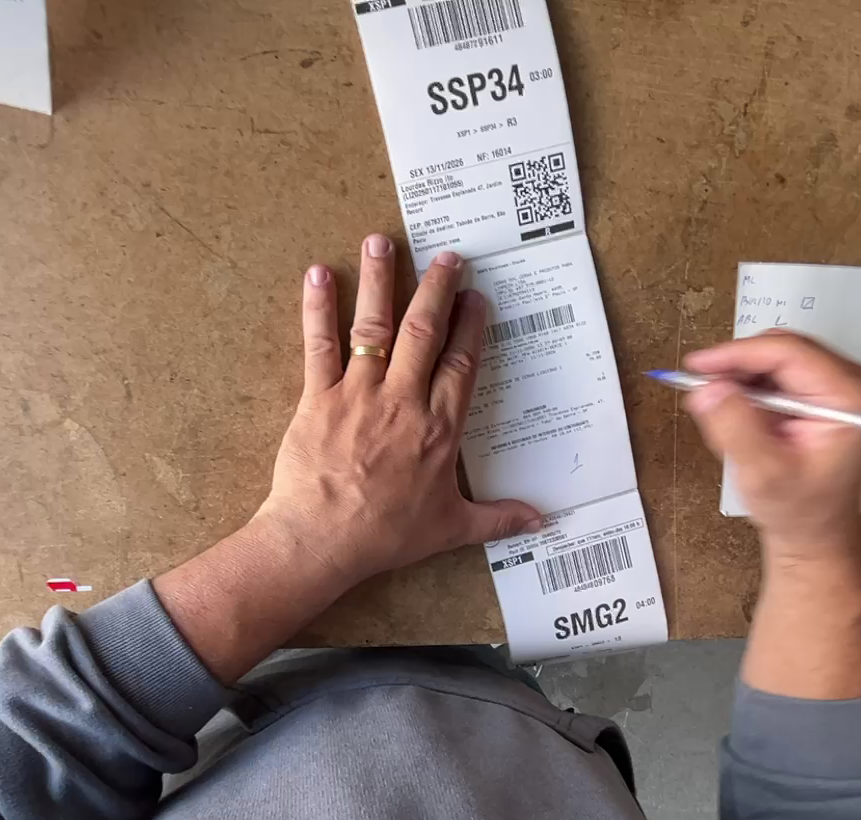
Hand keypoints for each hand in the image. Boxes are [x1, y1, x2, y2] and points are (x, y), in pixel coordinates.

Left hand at [249, 233, 541, 592]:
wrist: (324, 539)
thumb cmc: (387, 535)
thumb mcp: (450, 529)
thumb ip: (497, 519)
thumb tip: (542, 522)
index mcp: (439, 428)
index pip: (461, 364)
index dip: (471, 326)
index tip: (476, 298)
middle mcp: (403, 400)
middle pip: (424, 331)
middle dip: (437, 288)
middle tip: (447, 256)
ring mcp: (359, 394)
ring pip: (375, 327)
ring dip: (381, 281)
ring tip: (382, 240)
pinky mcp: (318, 398)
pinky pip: (319, 345)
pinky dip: (318, 308)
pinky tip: (320, 275)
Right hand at [683, 332, 860, 564]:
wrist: (813, 533)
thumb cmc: (800, 511)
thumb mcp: (762, 472)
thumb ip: (734, 427)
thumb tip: (708, 389)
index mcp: (847, 398)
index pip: (787, 352)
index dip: (737, 354)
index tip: (699, 366)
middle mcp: (847, 386)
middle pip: (781, 350)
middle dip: (736, 365)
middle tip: (700, 384)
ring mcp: (832, 390)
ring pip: (774, 360)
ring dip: (739, 379)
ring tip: (720, 411)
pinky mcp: (816, 397)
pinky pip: (774, 376)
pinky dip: (746, 390)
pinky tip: (736, 416)